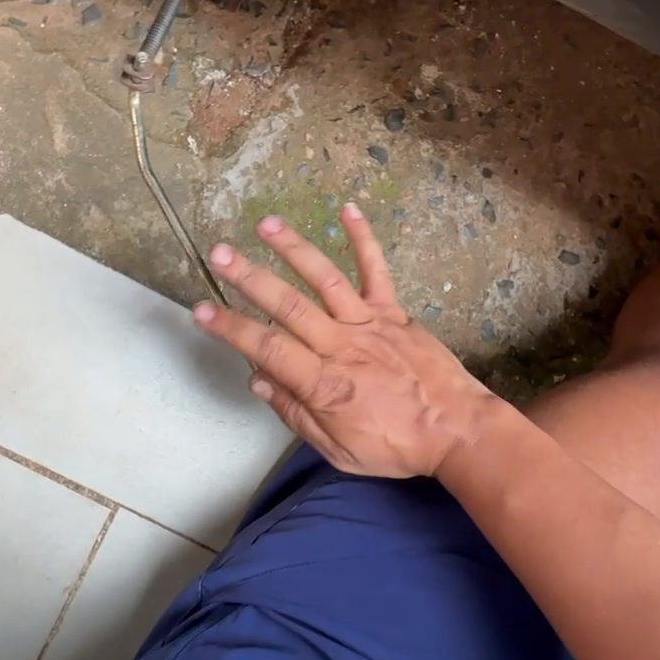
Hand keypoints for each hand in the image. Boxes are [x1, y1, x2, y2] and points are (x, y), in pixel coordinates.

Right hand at [193, 205, 502, 478]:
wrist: (458, 430)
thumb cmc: (396, 445)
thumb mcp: (339, 450)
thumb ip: (296, 413)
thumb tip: (257, 378)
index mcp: (325, 384)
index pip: (267, 349)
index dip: (231, 329)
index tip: (201, 309)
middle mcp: (342, 346)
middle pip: (289, 307)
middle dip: (251, 279)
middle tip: (220, 253)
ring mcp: (369, 323)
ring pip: (326, 280)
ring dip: (296, 249)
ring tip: (267, 223)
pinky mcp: (393, 311)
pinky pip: (377, 271)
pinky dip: (364, 239)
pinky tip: (348, 209)